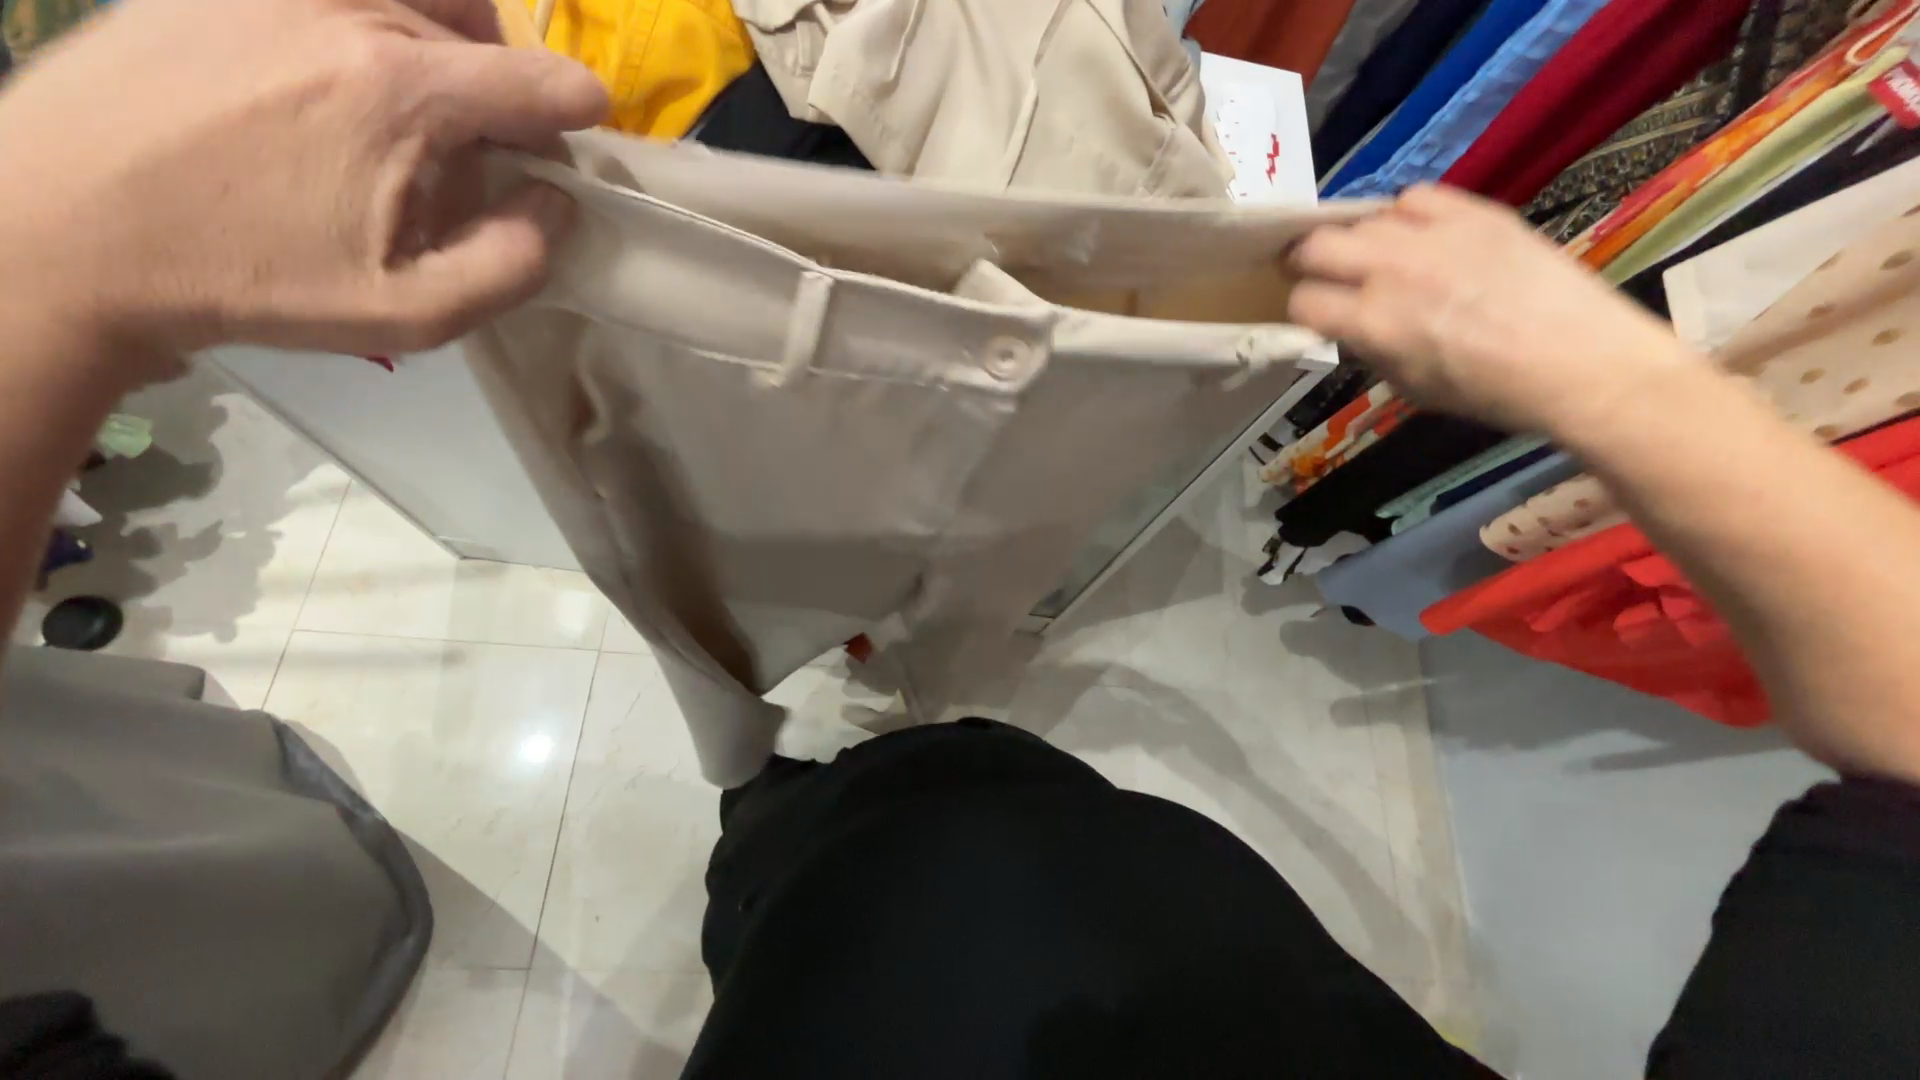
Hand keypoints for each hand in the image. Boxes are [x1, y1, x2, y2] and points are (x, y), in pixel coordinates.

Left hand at [0, 0, 607, 382]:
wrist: (58, 230)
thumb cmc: (253, 283)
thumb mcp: (414, 314)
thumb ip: (515, 263)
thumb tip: (552, 201)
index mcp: (399, 91)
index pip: (538, 77)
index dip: (577, 108)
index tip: (576, 133)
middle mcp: (342, 9)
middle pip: (477, 17)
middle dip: (505, 74)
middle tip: (487, 133)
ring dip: (442, 32)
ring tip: (418, 94)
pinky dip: (369, 18)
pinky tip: (338, 70)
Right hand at [1287, 184, 1701, 432]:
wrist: (1581, 363)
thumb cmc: (1489, 392)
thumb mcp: (1410, 387)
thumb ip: (1369, 350)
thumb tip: (1350, 327)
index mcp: (1374, 323)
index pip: (1302, 301)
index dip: (1299, 310)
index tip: (1310, 316)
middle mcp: (1393, 271)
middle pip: (1316, 245)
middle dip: (1305, 262)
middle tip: (1314, 272)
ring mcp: (1435, 236)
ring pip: (1361, 218)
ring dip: (1353, 239)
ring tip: (1370, 256)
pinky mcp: (1476, 213)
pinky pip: (1415, 197)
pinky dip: (1403, 215)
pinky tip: (1415, 235)